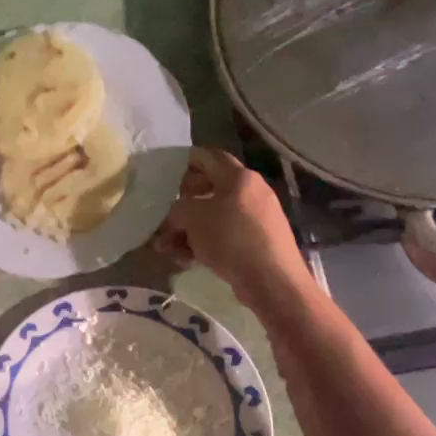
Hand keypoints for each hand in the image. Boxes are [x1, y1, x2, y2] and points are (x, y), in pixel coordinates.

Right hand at [150, 147, 313, 307]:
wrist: (272, 279)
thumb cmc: (231, 238)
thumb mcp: (192, 218)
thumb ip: (176, 209)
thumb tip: (173, 216)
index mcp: (239, 177)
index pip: (208, 157)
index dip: (184, 161)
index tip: (163, 173)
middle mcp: (251, 191)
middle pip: (208, 189)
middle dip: (182, 204)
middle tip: (164, 216)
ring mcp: (256, 216)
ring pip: (213, 216)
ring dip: (188, 230)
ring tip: (168, 249)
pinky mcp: (257, 240)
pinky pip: (224, 234)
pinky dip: (204, 243)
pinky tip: (187, 260)